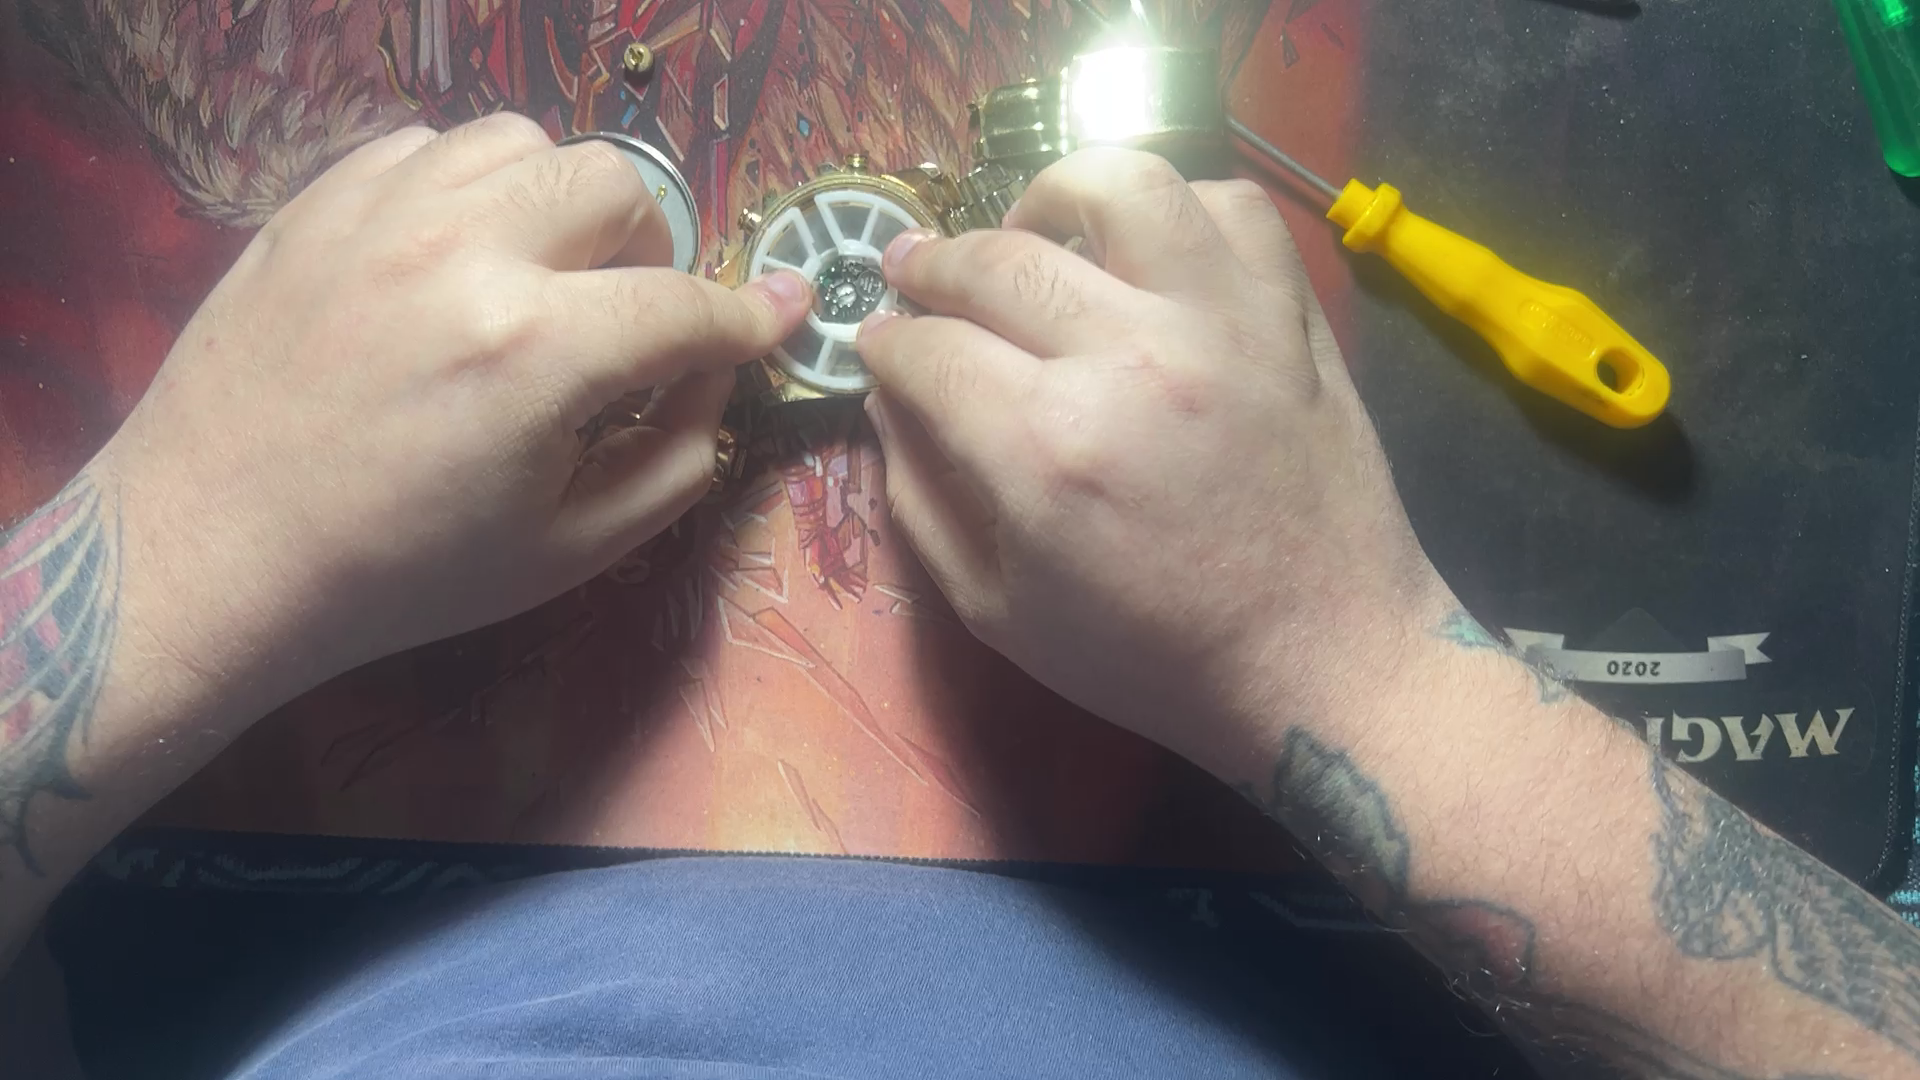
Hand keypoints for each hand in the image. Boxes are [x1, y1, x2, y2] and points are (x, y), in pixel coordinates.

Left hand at [102, 114, 809, 691]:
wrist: (215, 557)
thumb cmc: (419, 570)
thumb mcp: (588, 543)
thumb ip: (685, 452)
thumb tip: (718, 374)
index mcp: (535, 351)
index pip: (686, 305)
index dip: (753, 313)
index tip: (788, 310)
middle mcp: (460, 250)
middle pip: (618, 183)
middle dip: (657, 254)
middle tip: (633, 321)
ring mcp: (375, 211)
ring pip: (529, 144)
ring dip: (575, 212)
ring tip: (555, 281)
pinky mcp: (314, 203)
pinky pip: (437, 148)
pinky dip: (488, 195)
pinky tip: (471, 263)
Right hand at [857, 148, 1449, 767]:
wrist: (1315, 660)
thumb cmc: (1145, 655)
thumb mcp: (995, 609)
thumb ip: (919, 499)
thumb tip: (887, 398)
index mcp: (1041, 451)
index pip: (927, 353)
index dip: (883, 343)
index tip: (876, 343)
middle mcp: (1126, 360)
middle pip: (995, 260)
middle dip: (928, 264)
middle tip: (910, 275)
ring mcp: (1221, 323)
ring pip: (1118, 184)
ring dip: (1046, 195)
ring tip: (1024, 232)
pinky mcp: (1287, 316)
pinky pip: (1227, 206)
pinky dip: (1170, 209)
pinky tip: (1140, 252)